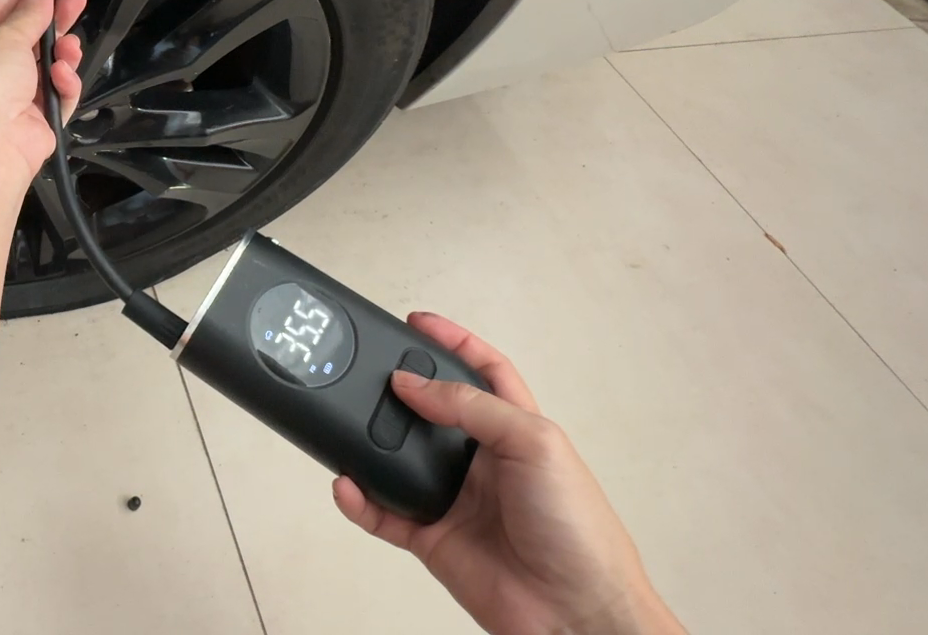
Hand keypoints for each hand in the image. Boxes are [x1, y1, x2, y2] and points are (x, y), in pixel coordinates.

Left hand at [0, 0, 86, 180]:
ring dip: (60, 52)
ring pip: (46, 64)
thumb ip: (28, 14)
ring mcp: (11, 96)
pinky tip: (63, 76)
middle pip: (26, 34)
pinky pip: (58, 93)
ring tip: (69, 45)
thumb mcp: (4, 38)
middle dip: (53, 16)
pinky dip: (64, 83)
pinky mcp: (36, 119)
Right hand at [333, 313, 684, 634]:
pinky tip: (347, 485)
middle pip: (427, 409)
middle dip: (397, 388)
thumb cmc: (580, 534)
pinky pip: (380, 512)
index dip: (451, 341)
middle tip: (367, 370)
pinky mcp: (430, 536)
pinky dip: (358, 499)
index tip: (417, 322)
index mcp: (513, 429)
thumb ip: (470, 406)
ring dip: (368, 444)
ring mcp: (453, 497)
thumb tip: (412, 383)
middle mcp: (479, 459)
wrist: (578, 618)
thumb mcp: (534, 444)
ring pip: (396, 458)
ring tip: (348, 426)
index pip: (481, 371)